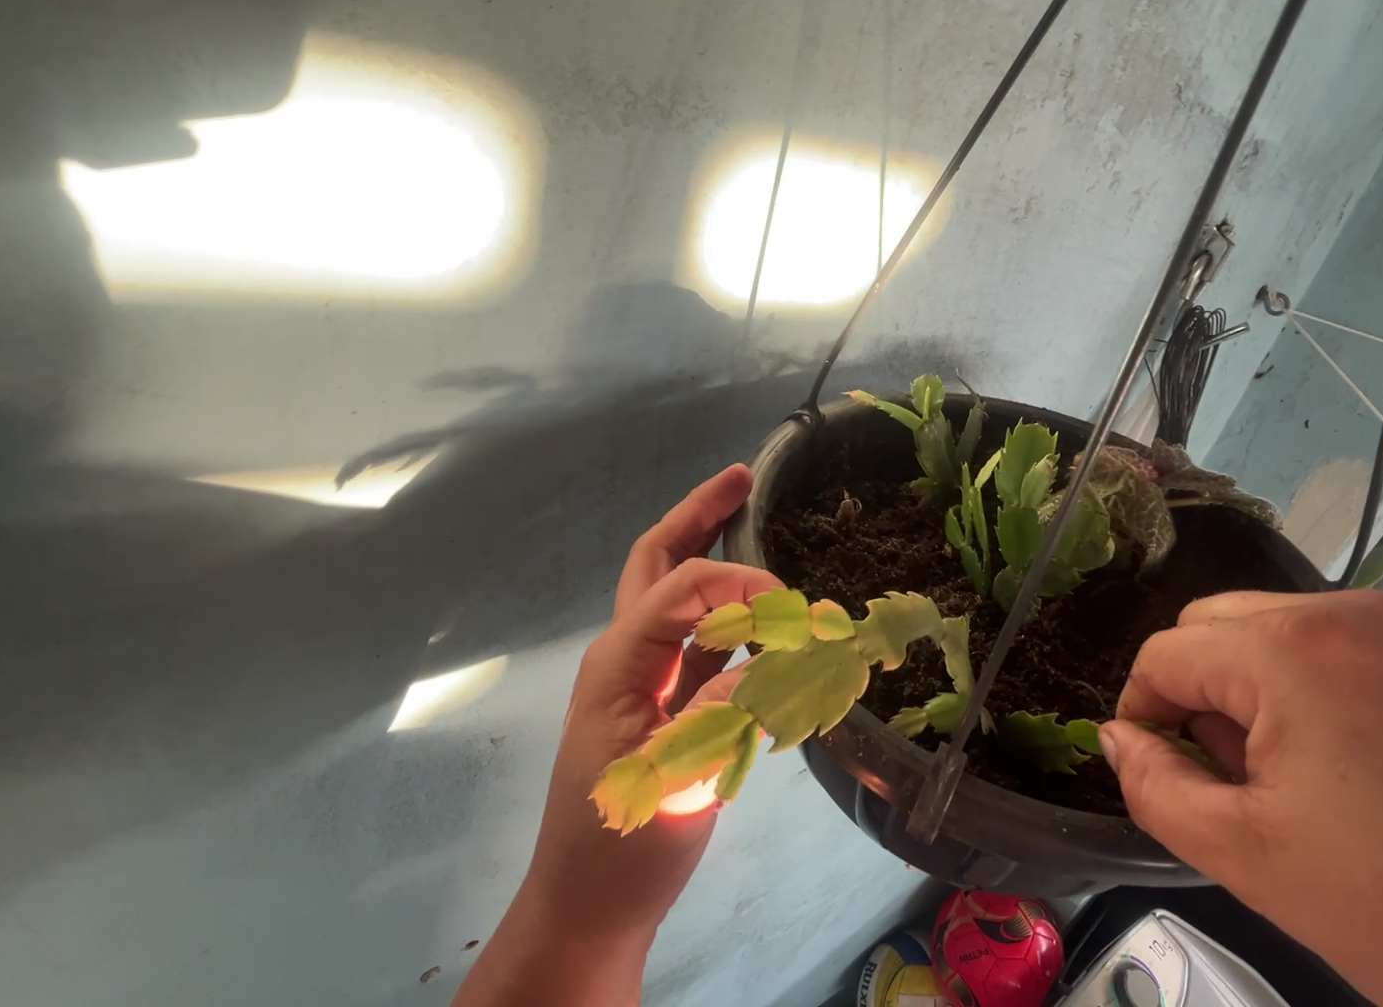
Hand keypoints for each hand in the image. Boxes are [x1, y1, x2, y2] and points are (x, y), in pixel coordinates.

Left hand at [455, 465, 778, 1006]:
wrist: (588, 905)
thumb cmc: (618, 848)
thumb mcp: (672, 782)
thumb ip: (720, 711)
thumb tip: (771, 659)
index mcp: (619, 660)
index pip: (681, 587)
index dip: (739, 581)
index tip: (794, 604)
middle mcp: (625, 652)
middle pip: (655, 560)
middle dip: (697, 514)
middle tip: (742, 477)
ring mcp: (641, 675)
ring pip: (672, 593)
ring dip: (709, 554)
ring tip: (750, 521)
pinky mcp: (661, 701)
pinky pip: (696, 640)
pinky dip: (727, 615)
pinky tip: (760, 613)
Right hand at [1098, 590, 1382, 1006]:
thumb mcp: (1247, 857)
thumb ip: (1154, 786)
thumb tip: (1117, 737)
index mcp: (1294, 649)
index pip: (1167, 653)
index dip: (1142, 711)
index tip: (1161, 769)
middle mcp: (1356, 612)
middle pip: (1221, 625)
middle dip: (1200, 691)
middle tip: (1231, 774)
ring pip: (1286, 630)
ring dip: (1261, 686)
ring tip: (1301, 775)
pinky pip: (1357, 647)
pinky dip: (1327, 686)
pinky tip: (1368, 764)